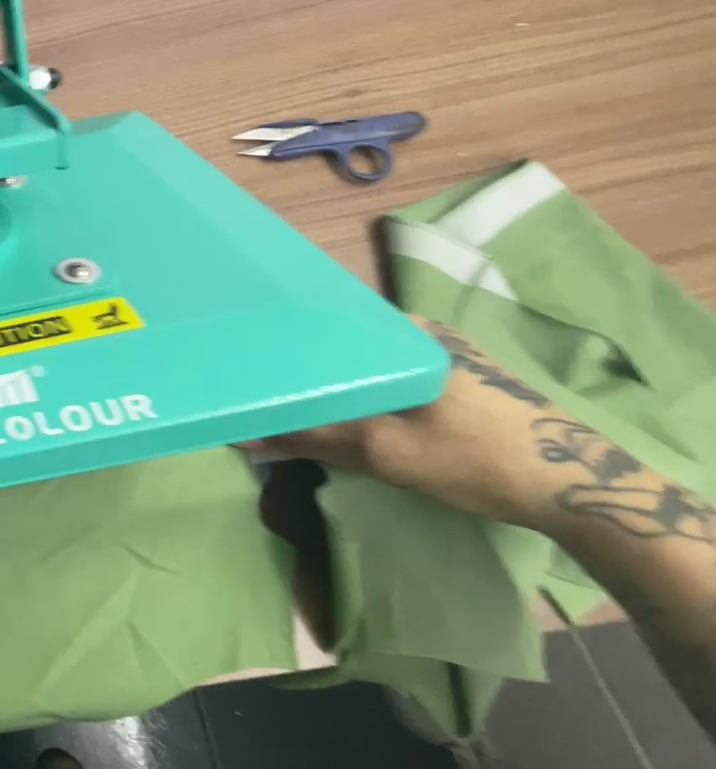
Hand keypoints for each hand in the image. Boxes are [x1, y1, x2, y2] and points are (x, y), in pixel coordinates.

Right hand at [239, 316, 587, 530]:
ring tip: (292, 408)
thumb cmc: (477, 461)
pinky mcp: (454, 379)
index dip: (278, 352)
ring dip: (330, 388)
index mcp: (401, 331)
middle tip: (261, 396)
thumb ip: (308, 436)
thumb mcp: (383, 452)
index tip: (246, 372)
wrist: (584, 494)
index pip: (317, 328)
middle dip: (301, 373)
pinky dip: (357, 396)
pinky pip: (384, 379)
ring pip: (360, 366)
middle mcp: (417, 331)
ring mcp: (439, 353)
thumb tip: (239, 432)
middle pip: (337, 348)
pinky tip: (343, 417)